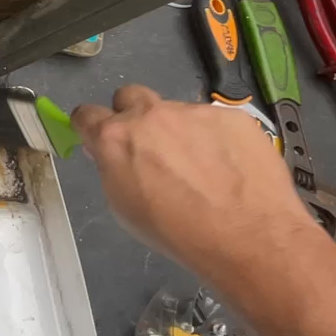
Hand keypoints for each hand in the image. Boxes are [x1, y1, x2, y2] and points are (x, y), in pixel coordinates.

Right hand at [71, 86, 327, 285]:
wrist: (250, 239)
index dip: (90, 127)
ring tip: (204, 167)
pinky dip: (216, 139)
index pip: (86, 114)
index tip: (99, 139)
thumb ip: (112, 169)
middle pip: (128, 95)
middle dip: (132, 115)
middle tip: (150, 146)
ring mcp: (192, 111)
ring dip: (179, 131)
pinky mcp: (232, 116)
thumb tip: (112, 154)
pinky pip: (215, 122)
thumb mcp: (123, 206)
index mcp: (114, 137)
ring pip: (176, 112)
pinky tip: (232, 168)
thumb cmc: (176, 233)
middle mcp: (148, 115)